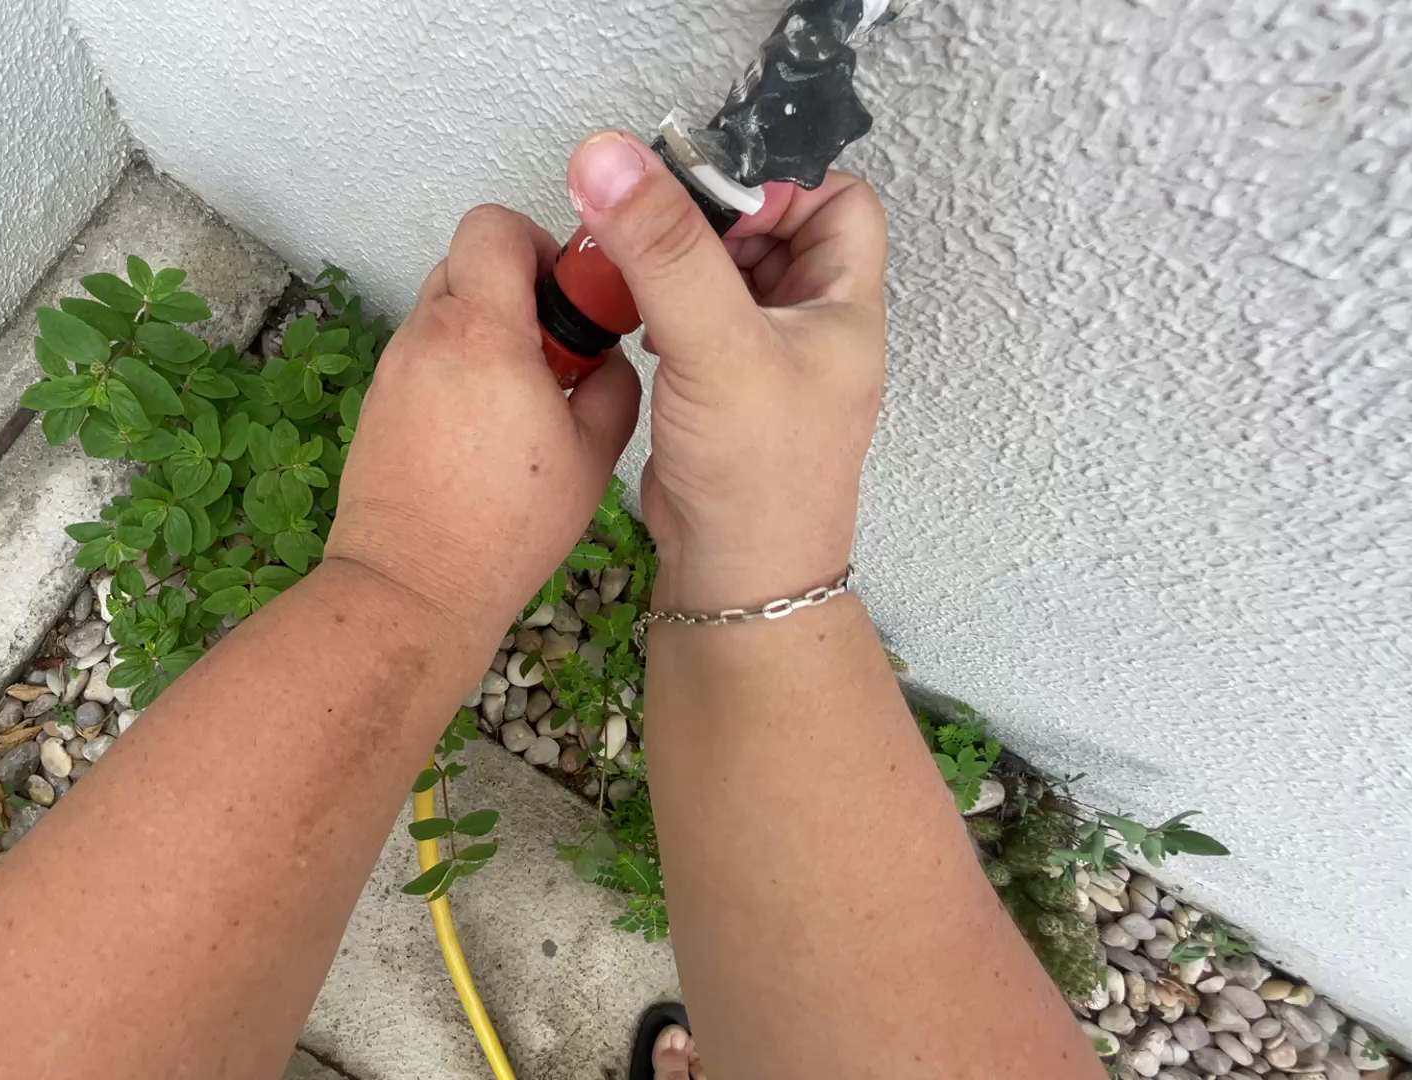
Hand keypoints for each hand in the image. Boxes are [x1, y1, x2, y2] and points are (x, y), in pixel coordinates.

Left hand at [325, 205, 641, 633]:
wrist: (414, 585)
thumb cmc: (508, 528)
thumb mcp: (592, 458)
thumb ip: (612, 386)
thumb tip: (603, 360)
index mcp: (483, 334)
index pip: (493, 227)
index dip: (535, 244)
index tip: (561, 298)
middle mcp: (426, 338)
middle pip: (465, 263)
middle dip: (511, 288)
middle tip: (544, 348)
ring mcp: (392, 370)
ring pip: (440, 310)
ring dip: (480, 330)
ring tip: (511, 395)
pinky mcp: (376, 402)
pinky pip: (420, 355)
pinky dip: (451, 365)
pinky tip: (474, 427)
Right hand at [563, 131, 888, 609]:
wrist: (732, 573)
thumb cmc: (755, 472)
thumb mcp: (718, 346)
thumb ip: (666, 252)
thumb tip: (608, 160)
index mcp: (842, 303)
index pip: (834, 198)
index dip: (773, 182)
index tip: (699, 193)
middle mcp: (809, 326)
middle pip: (770, 233)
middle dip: (710, 223)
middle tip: (650, 226)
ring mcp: (763, 360)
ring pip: (725, 280)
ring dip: (679, 268)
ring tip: (634, 272)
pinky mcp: (718, 390)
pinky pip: (694, 324)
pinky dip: (663, 309)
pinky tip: (635, 321)